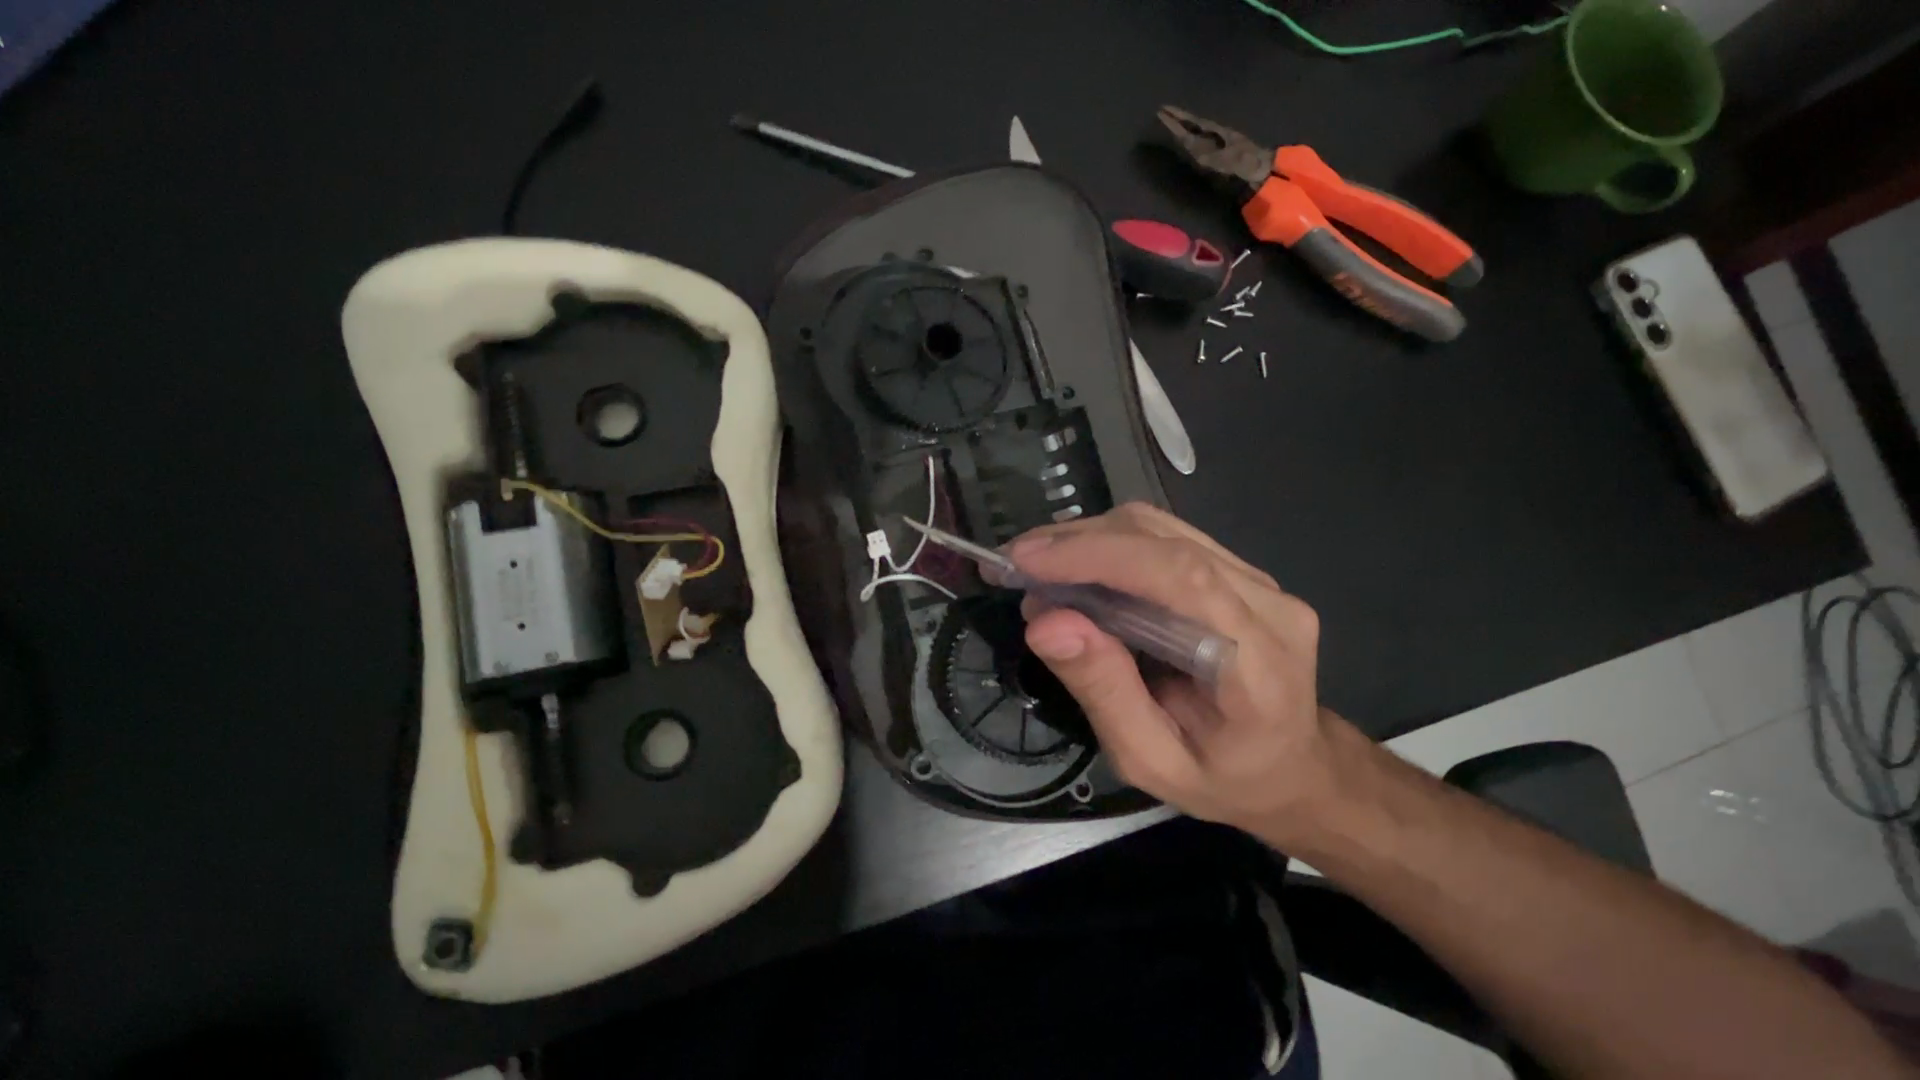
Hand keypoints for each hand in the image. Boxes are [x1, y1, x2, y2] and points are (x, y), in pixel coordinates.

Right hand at [1008, 503, 1361, 839]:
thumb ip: (1104, 691)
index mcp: (1257, 663)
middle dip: (1079, 542)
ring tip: (1036, 567)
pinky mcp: (1245, 574)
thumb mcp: (1151, 761)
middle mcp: (1270, 605)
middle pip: (1166, 541)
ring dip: (1091, 538)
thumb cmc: (1224, 779)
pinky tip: (1077, 568)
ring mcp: (1263, 582)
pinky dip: (1113, 546)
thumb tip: (1045, 622)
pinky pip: (1171, 541)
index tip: (1026, 560)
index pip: (1180, 577)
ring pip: (1165, 530)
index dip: (1098, 556)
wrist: (1293, 768)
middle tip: (1013, 565)